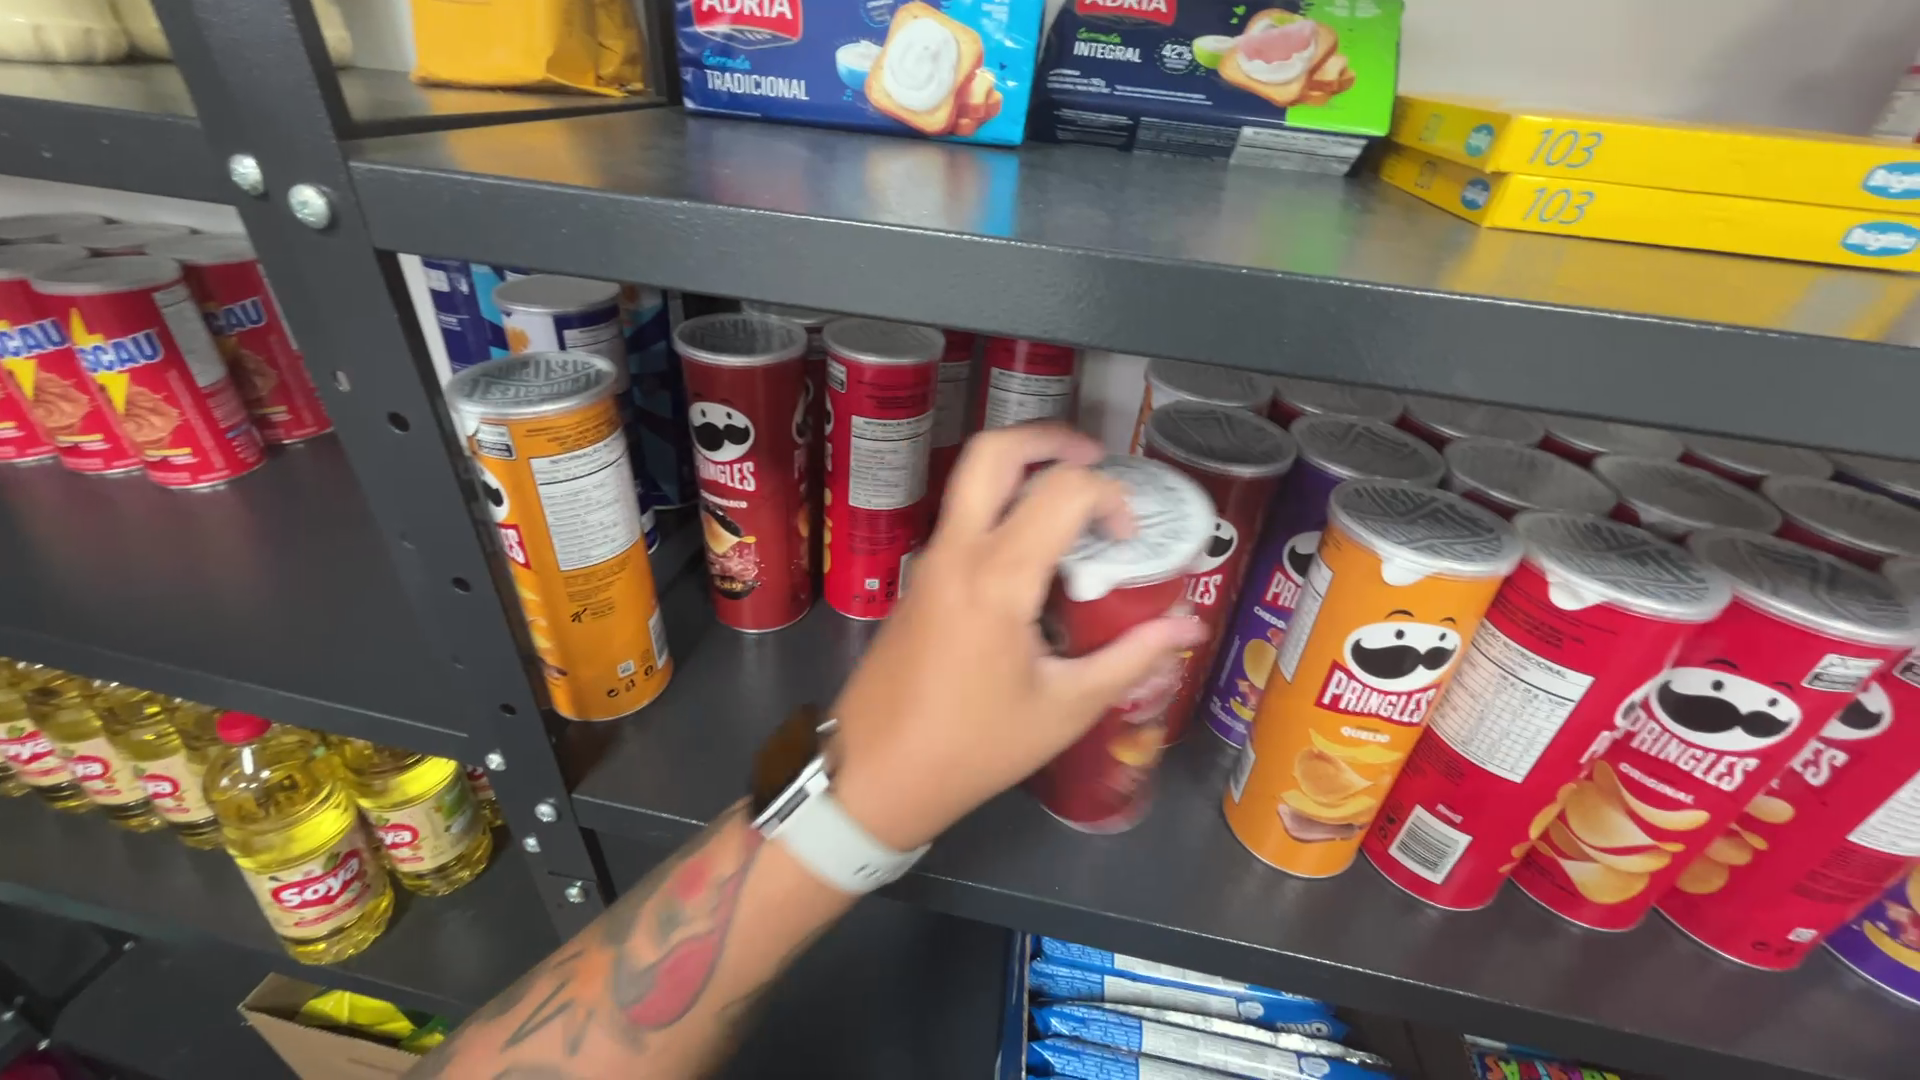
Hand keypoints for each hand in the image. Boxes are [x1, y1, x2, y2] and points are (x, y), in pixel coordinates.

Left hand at [829, 425, 1207, 851]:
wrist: (875, 773)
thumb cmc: (974, 748)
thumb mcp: (1064, 708)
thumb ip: (1130, 658)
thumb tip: (1190, 628)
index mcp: (998, 579)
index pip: (1062, 492)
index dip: (1110, 497)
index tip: (1130, 539)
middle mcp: (958, 552)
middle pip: (993, 452)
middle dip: (1048, 439)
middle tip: (1093, 459)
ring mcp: (930, 561)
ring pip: (970, 480)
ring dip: (1022, 470)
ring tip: (1070, 503)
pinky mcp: (919, 578)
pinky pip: (962, 518)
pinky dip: (1002, 508)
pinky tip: (1034, 554)